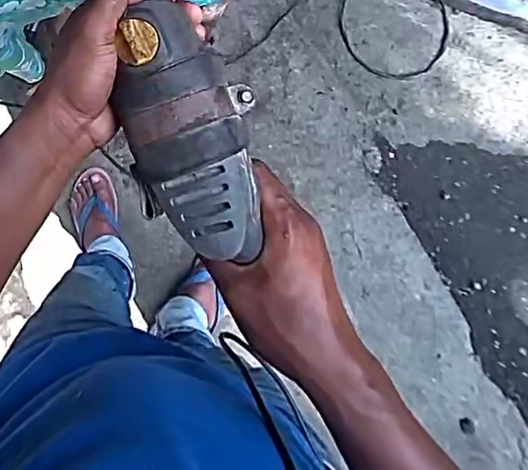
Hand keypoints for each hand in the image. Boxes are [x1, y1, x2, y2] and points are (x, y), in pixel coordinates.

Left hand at [32, 0, 204, 148]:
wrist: (73, 126)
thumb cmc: (75, 77)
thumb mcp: (93, 29)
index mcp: (98, 16)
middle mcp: (113, 34)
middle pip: (151, 16)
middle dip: (176, 14)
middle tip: (194, 17)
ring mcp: (126, 59)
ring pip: (160, 40)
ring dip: (182, 35)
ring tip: (199, 35)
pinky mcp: (138, 81)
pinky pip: (162, 64)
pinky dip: (179, 59)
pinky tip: (194, 56)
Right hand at [208, 161, 361, 382]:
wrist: (327, 360)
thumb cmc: (292, 330)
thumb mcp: (236, 290)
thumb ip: (213, 256)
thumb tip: (200, 239)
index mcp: (287, 223)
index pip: (258, 172)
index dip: (231, 168)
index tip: (212, 172)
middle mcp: (304, 224)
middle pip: (266, 185)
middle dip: (238, 190)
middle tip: (213, 200)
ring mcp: (311, 238)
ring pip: (275, 204)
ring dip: (251, 210)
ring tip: (228, 225)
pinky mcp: (312, 252)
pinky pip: (284, 223)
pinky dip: (264, 227)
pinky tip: (249, 247)